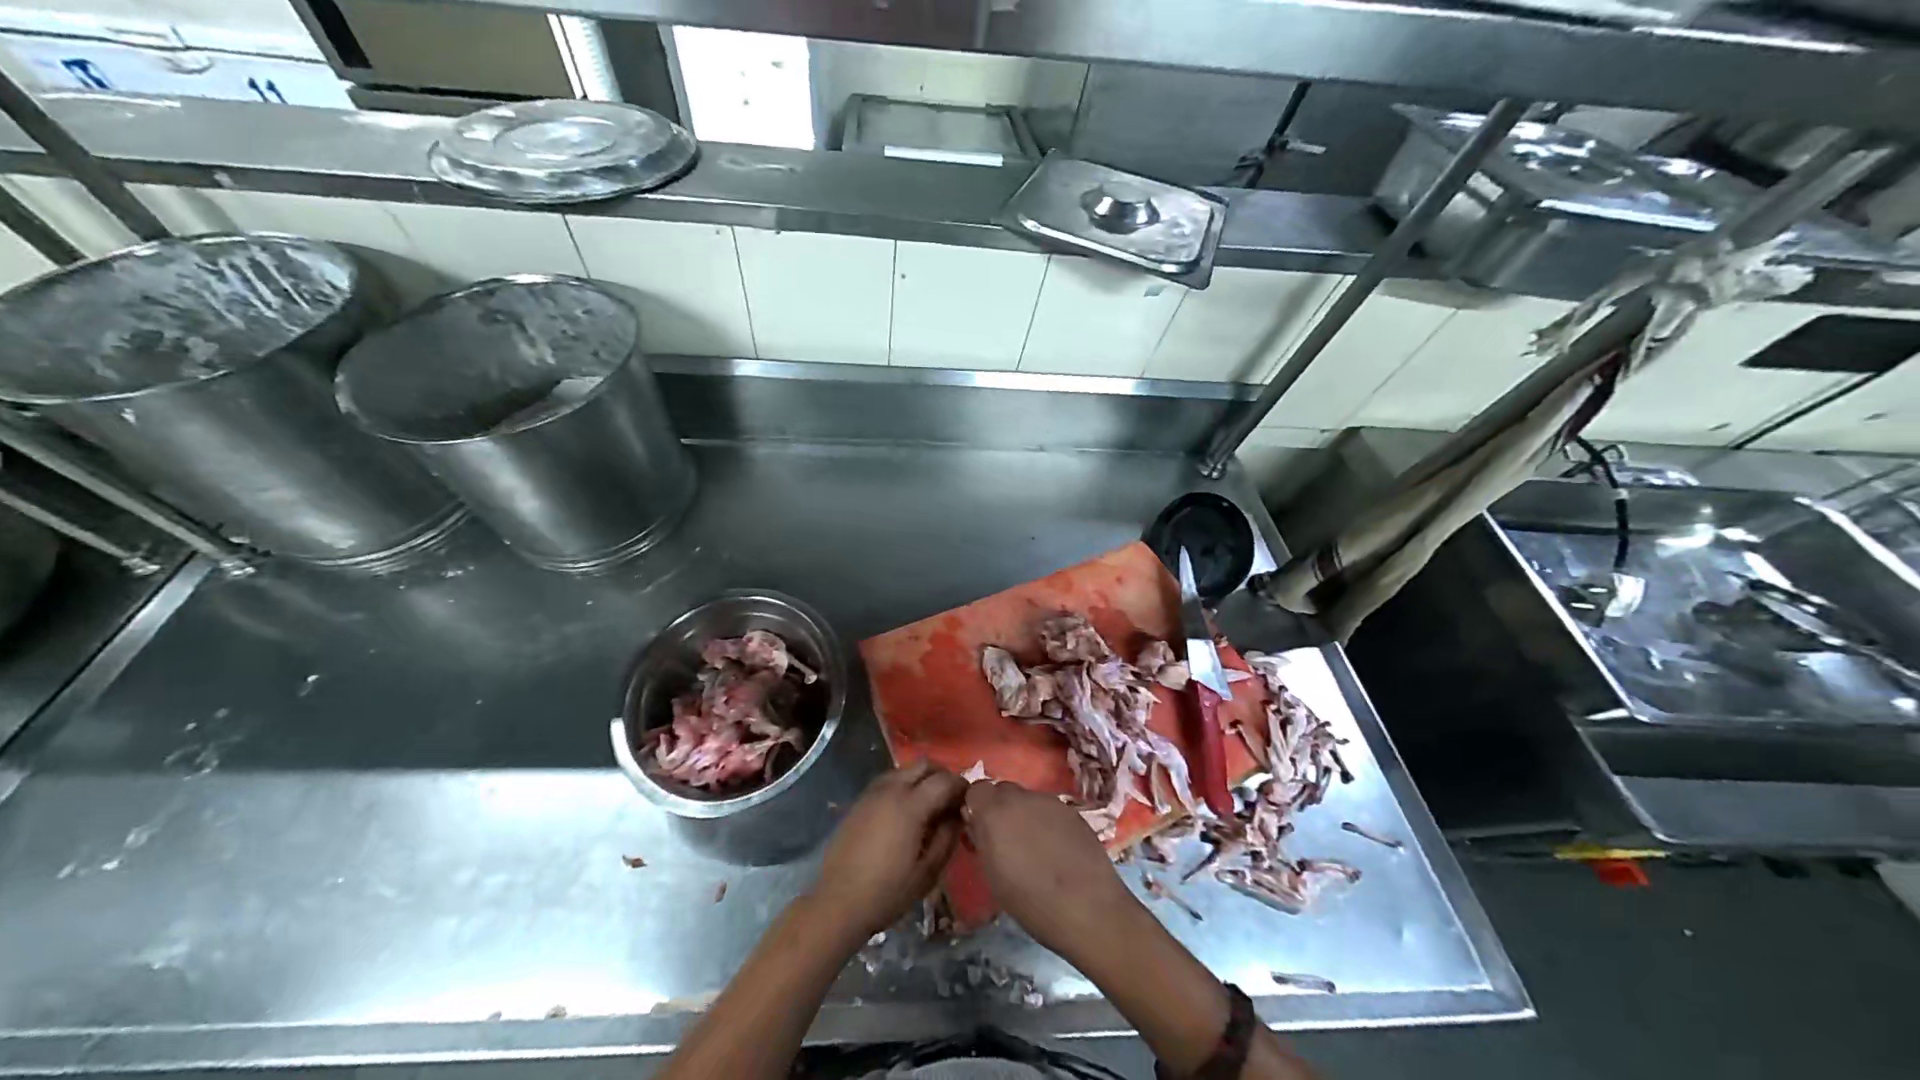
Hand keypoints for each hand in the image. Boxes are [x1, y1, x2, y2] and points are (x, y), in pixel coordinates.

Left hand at [807, 761, 966, 940]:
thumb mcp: (928, 871)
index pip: (945, 780)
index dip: (962, 787)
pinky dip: (904, 785)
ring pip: (904, 769)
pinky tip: (906, 811)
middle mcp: (891, 790)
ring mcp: (872, 793)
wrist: (838, 902)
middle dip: (943, 775)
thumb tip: (959, 814)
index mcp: (910, 805)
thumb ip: (948, 836)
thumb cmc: (888, 892)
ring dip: (922, 778)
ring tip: (930, 805)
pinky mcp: (859, 801)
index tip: (970, 802)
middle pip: (924, 764)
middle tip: (951, 800)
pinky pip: (888, 780)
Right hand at [963, 780, 1143, 962]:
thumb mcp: (992, 874)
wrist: (1088, 909)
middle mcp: (1022, 797)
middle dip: (1000, 810)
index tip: (979, 831)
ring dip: (1024, 816)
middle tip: (1005, 841)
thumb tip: (977, 823)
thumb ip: (982, 839)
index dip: (976, 809)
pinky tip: (1056, 851)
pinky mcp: (1074, 812)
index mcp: (995, 810)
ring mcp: (1051, 802)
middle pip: (1002, 791)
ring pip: (1028, 800)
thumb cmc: (1030, 900)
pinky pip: (1050, 811)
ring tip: (1034, 850)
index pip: (976, 790)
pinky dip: (1047, 824)